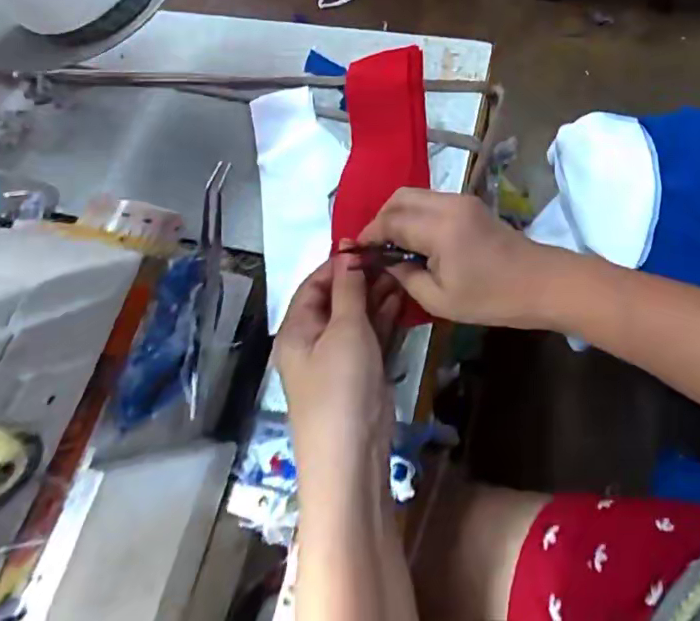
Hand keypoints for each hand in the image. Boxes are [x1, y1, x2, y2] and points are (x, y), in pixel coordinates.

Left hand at [275, 258, 403, 486]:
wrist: (352, 456)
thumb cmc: (341, 386)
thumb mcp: (346, 330)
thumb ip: (349, 289)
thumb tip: (346, 251)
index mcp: (296, 330)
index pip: (314, 284)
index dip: (339, 262)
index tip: (371, 244)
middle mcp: (312, 341)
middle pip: (336, 299)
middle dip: (363, 278)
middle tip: (395, 257)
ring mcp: (337, 358)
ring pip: (356, 316)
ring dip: (376, 295)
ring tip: (403, 272)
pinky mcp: (360, 372)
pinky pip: (370, 336)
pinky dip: (384, 318)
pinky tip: (402, 299)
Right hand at [357, 189, 559, 327]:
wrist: (541, 282)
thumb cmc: (492, 298)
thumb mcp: (440, 299)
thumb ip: (405, 277)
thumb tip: (384, 263)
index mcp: (440, 227)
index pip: (391, 220)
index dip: (370, 234)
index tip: (357, 252)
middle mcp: (449, 204)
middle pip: (400, 197)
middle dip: (381, 218)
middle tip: (374, 248)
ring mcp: (463, 201)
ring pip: (416, 195)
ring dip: (398, 214)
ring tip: (392, 246)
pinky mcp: (471, 204)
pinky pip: (432, 201)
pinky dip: (416, 214)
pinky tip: (414, 240)